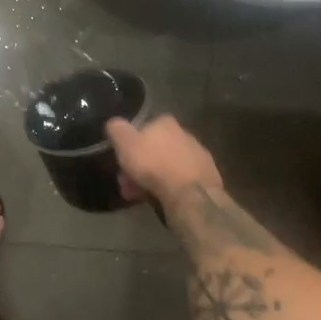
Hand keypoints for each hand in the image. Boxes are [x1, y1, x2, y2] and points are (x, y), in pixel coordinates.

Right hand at [106, 115, 222, 208]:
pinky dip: (168, 185)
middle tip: (126, 183)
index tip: (122, 160)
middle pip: (154, 149)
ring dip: (151, 178)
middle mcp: (184, 134)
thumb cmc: (153, 164)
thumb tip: (114, 122)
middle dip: (138, 165)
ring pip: (166, 165)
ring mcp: (198, 154)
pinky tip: (160, 197)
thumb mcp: (125, 143)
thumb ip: (117, 129)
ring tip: (139, 195)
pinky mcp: (206, 175)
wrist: (190, 193)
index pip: (143, 128)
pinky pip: (180, 178)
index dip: (129, 145)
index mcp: (165, 122)